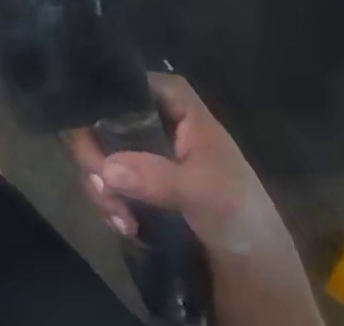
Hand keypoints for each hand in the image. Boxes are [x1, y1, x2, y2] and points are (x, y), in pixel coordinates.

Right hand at [67, 73, 291, 254]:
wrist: (254, 262)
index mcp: (173, 101)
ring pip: (96, 149)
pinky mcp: (132, 174)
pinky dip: (107, 201)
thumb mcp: (205, 192)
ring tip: (123, 222)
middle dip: (93, 156)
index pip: (126, 79)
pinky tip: (124, 225)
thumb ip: (157, 178)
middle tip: (103, 189)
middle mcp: (150, 114)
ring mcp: (138, 145)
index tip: (90, 134)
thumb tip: (106, 170)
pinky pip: (102, 176)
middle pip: (100, 115)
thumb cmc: (240, 212)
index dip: (100, 100)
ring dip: (100, 187)